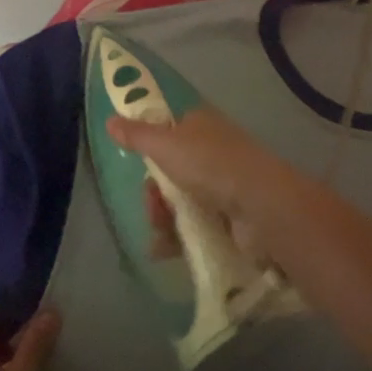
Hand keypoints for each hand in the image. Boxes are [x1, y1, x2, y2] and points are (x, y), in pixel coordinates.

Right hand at [106, 108, 296, 260]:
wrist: (262, 207)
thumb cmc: (210, 165)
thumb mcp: (165, 144)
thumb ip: (136, 135)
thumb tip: (110, 120)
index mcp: (200, 124)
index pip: (168, 130)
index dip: (150, 148)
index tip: (137, 164)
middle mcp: (213, 151)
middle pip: (171, 170)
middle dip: (154, 191)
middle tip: (151, 205)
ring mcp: (223, 186)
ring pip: (181, 200)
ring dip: (163, 217)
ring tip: (160, 234)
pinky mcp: (230, 219)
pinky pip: (195, 225)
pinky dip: (178, 237)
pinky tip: (165, 250)